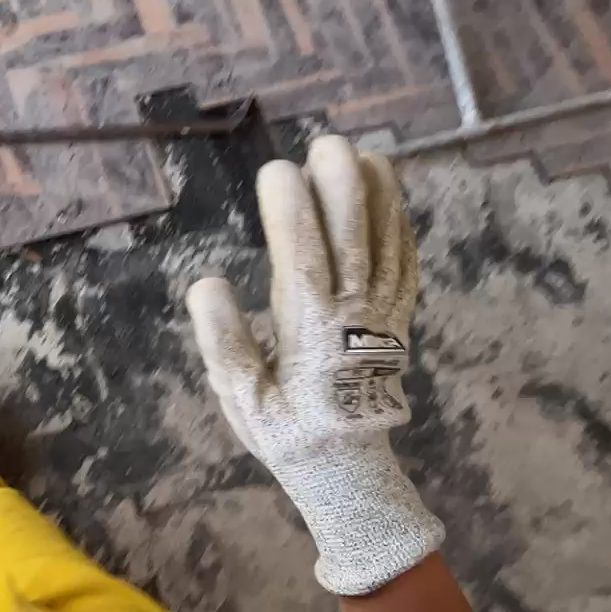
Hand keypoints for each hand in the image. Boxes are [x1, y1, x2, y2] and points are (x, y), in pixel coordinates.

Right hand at [184, 135, 442, 595]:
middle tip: (327, 143)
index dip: (292, 215)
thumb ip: (223, 342)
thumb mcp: (240, 399)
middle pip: (353, 244)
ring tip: (366, 154)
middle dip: (340, 190)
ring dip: (377, 198)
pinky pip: (405, 264)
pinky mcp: (399, 320)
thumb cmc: (284, 430)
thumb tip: (206, 281)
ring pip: (386, 248)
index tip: (276, 171)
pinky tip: (391, 196)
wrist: (349, 468)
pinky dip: (400, 225)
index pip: (302, 263)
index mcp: (312, 336)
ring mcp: (384, 317)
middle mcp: (355, 319)